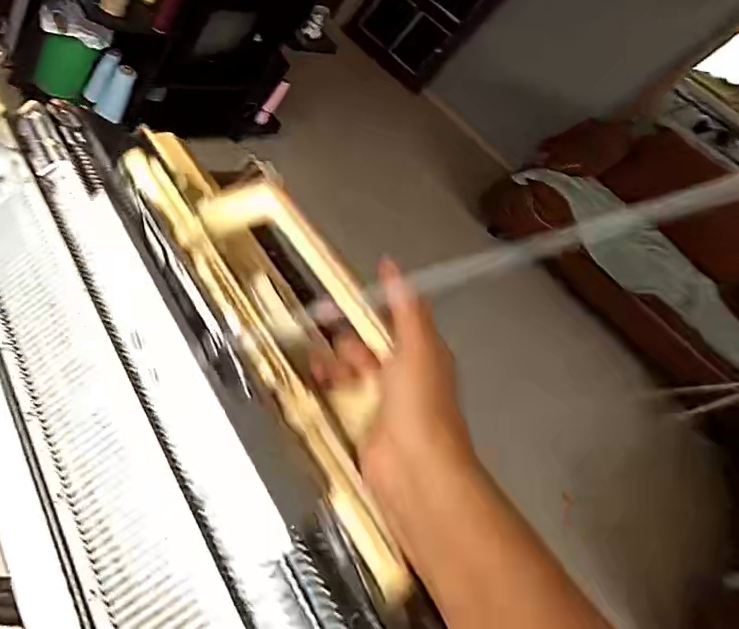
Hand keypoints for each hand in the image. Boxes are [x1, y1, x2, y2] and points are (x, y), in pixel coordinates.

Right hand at [312, 259, 476, 524]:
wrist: (416, 472)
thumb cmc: (422, 404)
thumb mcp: (417, 343)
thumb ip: (404, 304)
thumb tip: (392, 266)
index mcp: (421, 351)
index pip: (392, 318)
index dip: (368, 305)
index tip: (341, 297)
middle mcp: (403, 374)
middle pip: (366, 343)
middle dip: (345, 336)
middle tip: (324, 333)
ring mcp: (381, 401)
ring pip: (349, 369)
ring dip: (333, 361)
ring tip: (319, 362)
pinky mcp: (361, 423)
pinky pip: (339, 395)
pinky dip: (327, 386)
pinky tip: (316, 380)